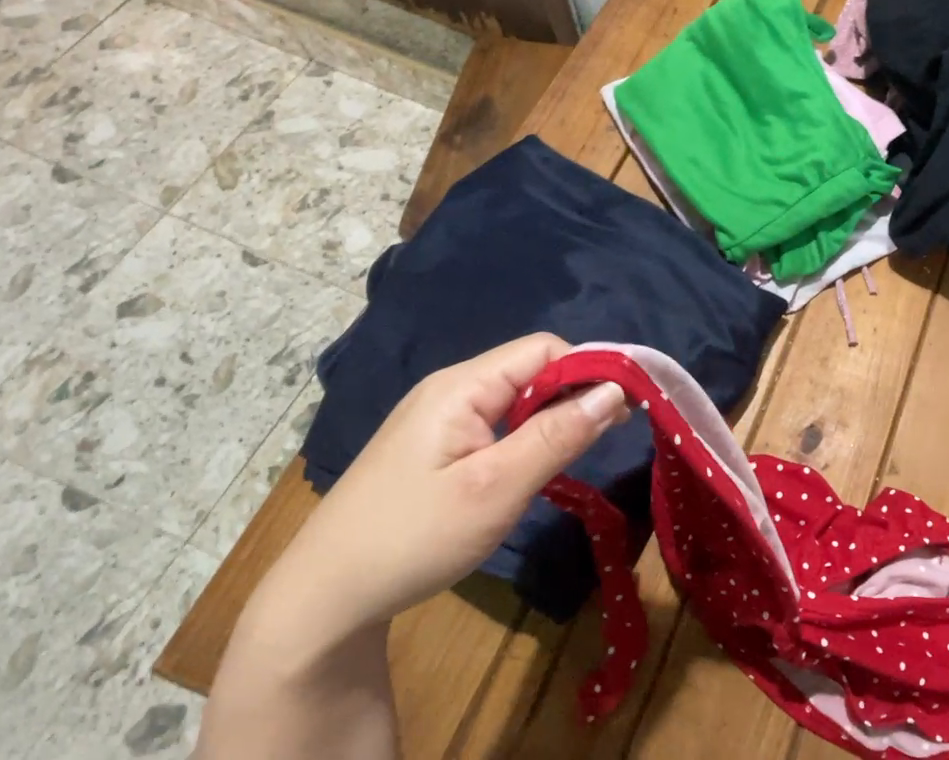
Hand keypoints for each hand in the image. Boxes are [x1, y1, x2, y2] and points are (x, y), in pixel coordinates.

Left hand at [250, 333, 628, 651]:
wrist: (324, 599)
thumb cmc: (413, 538)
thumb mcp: (496, 488)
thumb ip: (557, 436)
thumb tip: (615, 391)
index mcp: (460, 387)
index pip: (543, 349)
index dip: (588, 369)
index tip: (624, 408)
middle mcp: (449, 390)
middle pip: (530, 370)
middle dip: (575, 394)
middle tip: (609, 436)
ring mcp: (438, 420)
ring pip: (516, 399)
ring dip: (552, 419)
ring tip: (577, 455)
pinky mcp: (434, 448)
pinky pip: (496, 424)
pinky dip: (527, 438)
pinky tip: (534, 469)